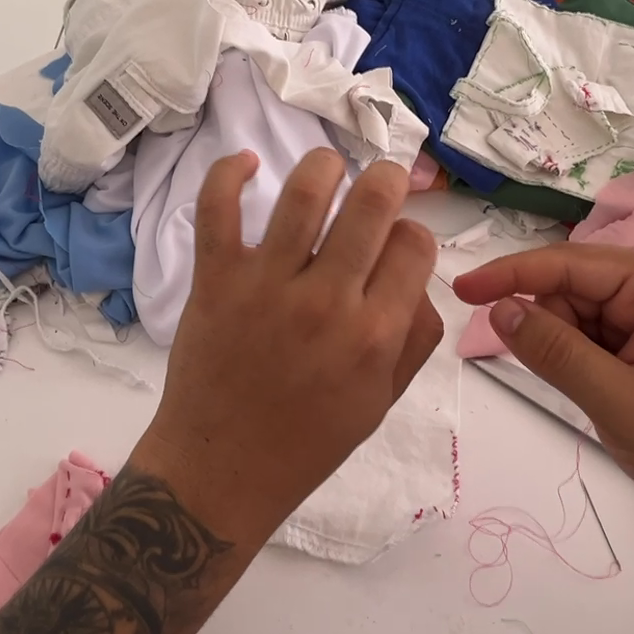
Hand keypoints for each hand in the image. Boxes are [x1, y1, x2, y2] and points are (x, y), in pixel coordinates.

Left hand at [132, 148, 443, 544]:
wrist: (224, 469)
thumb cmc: (309, 439)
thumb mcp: (383, 400)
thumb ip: (415, 336)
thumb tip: (417, 275)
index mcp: (376, 333)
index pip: (414, 243)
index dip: (413, 235)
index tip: (397, 246)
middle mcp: (328, 299)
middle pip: (373, 203)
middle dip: (387, 179)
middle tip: (379, 184)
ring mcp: (268, 284)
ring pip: (305, 190)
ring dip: (325, 166)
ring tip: (329, 170)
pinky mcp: (216, 278)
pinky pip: (218, 208)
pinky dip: (229, 173)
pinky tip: (248, 163)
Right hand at [452, 245, 633, 537]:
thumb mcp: (619, 403)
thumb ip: (554, 352)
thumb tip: (498, 309)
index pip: (567, 263)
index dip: (509, 275)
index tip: (459, 290)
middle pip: (571, 288)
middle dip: (546, 325)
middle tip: (554, 377)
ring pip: (578, 314)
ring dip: (566, 348)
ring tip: (599, 397)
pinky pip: (596, 334)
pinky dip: (581, 360)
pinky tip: (602, 392)